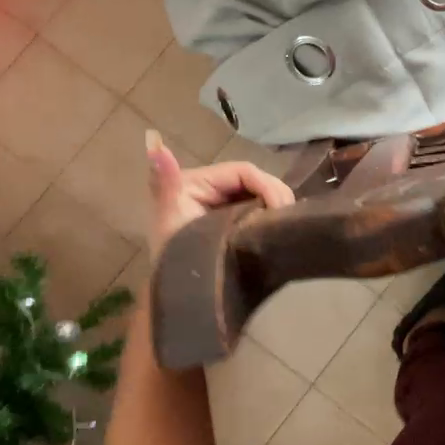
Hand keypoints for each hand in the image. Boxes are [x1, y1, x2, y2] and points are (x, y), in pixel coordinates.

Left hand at [145, 130, 293, 257]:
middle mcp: (212, 189)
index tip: (282, 210)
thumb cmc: (174, 261)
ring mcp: (227, 207)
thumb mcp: (169, 223)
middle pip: (256, 181)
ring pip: (263, 196)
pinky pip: (262, 212)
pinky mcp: (236, 223)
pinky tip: (282, 231)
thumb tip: (155, 145)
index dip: (267, 185)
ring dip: (278, 208)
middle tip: (288, 221)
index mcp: (195, 182)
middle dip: (276, 196)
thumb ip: (165, 184)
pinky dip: (274, 219)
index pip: (243, 172)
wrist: (179, 299)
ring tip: (287, 227)